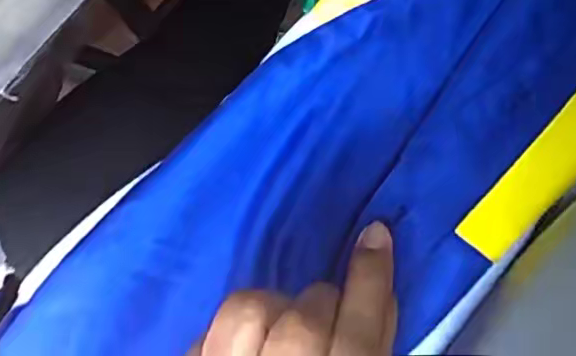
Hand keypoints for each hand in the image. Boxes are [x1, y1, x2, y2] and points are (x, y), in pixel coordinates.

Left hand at [196, 222, 396, 355]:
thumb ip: (373, 330)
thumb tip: (377, 270)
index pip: (361, 327)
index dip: (370, 273)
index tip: (375, 231)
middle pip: (305, 320)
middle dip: (315, 306)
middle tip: (320, 315)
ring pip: (247, 314)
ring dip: (264, 313)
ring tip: (270, 331)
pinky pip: (198, 340)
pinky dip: (216, 341)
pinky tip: (232, 351)